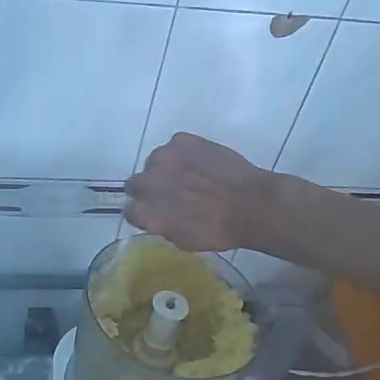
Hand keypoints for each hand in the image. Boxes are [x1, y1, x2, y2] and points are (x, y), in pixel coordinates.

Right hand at [125, 133, 272, 251]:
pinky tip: (203, 163)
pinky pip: (176, 146)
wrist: (250, 203)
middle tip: (172, 193)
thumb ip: (161, 225)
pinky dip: (185, 153)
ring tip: (191, 175)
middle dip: (151, 188)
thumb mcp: (182, 240)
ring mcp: (163, 157)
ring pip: (155, 162)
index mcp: (146, 211)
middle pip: (136, 183)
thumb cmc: (218, 231)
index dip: (144, 210)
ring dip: (166, 168)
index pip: (130, 210)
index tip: (157, 211)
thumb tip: (157, 216)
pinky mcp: (181, 140)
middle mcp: (147, 182)